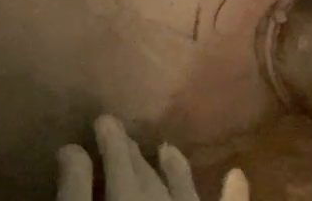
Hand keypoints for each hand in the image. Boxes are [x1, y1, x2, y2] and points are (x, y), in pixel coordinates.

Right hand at [57, 116, 247, 200]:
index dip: (108, 137)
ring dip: (175, 169)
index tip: (102, 119)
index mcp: (126, 193)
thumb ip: (74, 187)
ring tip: (167, 149)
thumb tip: (72, 146)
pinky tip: (239, 175)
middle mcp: (161, 200)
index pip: (116, 156)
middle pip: (146, 174)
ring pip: (183, 190)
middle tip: (121, 135)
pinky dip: (234, 195)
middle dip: (132, 152)